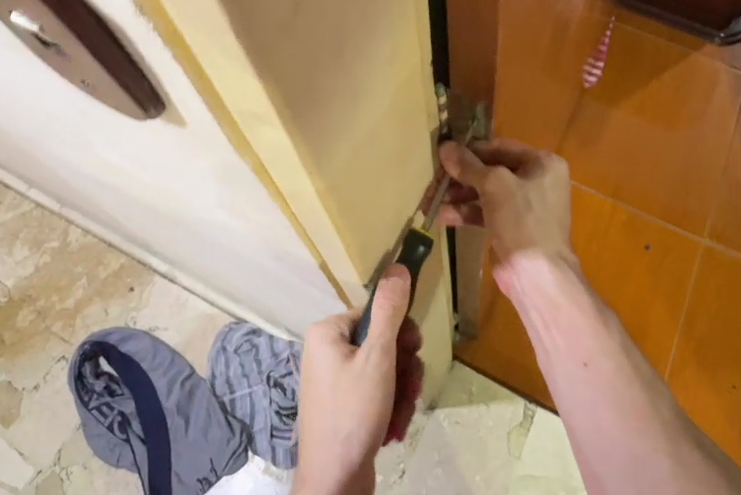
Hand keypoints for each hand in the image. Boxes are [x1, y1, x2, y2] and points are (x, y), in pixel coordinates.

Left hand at [295, 265, 424, 494]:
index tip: (414, 350)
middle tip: (410, 387)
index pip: (374, 314)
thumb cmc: (353, 413)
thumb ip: (389, 312)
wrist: (334, 482)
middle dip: (403, 369)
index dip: (399, 332)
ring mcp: (332, 381)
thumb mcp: (377, 357)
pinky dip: (389, 408)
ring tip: (401, 414)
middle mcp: (326, 352)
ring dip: (401, 392)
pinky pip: (374, 394)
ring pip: (383, 371)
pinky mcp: (341, 407)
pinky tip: (392, 428)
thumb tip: (398, 267)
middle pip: (381, 343)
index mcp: (327, 332)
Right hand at [436, 139, 575, 292]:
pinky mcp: (513, 228)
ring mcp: (526, 206)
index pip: (501, 147)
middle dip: (463, 176)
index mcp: (543, 163)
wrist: (537, 275)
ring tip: (434, 198)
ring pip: (487, 193)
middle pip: (493, 170)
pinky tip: (443, 217)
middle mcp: (537, 181)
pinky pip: (487, 213)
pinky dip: (467, 213)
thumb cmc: (522, 220)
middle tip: (436, 177)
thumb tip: (445, 146)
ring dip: (461, 195)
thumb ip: (468, 165)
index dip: (472, 150)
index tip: (445, 153)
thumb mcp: (494, 185)